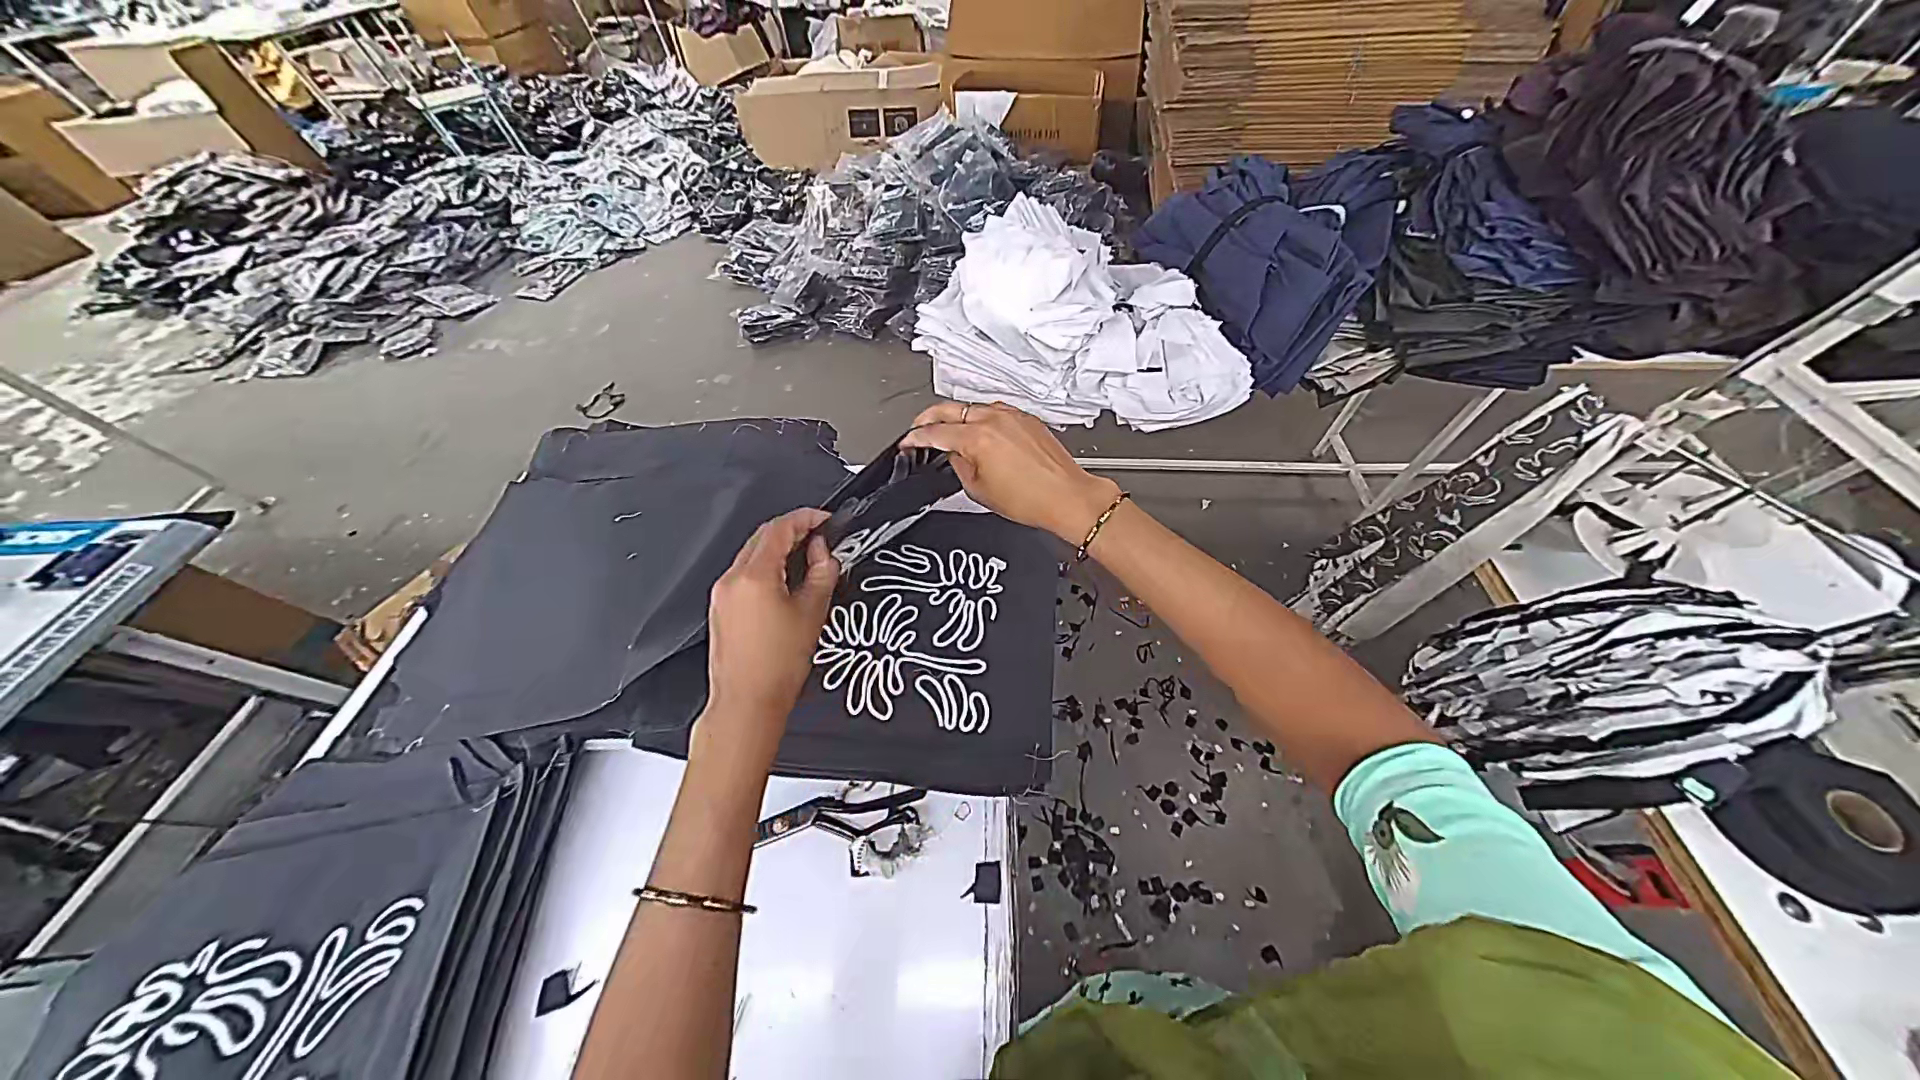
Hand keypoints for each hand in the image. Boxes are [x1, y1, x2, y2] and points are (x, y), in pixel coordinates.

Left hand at [703, 508, 838, 735]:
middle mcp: (731, 579)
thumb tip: (824, 553)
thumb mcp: (812, 613)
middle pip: (763, 536)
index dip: (806, 518)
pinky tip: (786, 581)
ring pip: (752, 554)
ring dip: (779, 548)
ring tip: (807, 560)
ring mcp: (722, 593)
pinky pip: (744, 574)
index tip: (824, 520)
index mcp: (754, 576)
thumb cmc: (777, 666)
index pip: (780, 528)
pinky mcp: (720, 607)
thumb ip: (822, 573)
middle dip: (793, 530)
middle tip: (819, 537)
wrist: (747, 701)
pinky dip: (766, 568)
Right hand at [900, 401, 1120, 543]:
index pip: (935, 431)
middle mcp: (995, 419)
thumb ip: (959, 465)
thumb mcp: (979, 490)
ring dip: (956, 416)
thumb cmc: (1032, 499)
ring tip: (948, 431)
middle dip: (929, 418)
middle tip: (919, 429)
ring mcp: (1013, 416)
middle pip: (950, 409)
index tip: (908, 442)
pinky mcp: (1027, 419)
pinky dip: (980, 418)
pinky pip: (995, 411)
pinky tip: (979, 431)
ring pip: (973, 407)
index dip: (916, 438)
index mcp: (978, 437)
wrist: (1067, 497)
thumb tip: (954, 455)